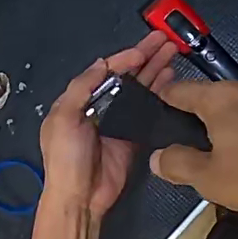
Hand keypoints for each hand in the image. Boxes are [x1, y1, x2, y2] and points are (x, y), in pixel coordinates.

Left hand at [38, 31, 178, 219]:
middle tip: (166, 41)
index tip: (144, 48)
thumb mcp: (63, 118)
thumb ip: (81, 88)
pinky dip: (160, 95)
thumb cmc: (66, 159)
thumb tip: (101, 63)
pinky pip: (148, 111)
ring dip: (155, 71)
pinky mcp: (134, 136)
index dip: (125, 58)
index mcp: (79, 100)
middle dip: (145, 57)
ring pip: (140, 90)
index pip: (105, 70)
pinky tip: (171, 82)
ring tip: (173, 55)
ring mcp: (119, 122)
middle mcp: (100, 107)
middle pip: (126, 76)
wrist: (81, 197)